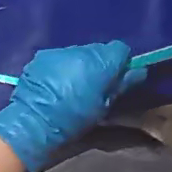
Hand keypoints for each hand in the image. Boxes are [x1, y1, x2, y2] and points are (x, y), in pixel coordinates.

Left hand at [0, 42, 145, 171]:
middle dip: (100, 63)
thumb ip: (122, 85)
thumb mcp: (103, 106)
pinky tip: (57, 83)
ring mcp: (58, 51)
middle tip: (95, 84)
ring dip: (80, 64)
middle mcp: (79, 51)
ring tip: (74, 85)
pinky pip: (60, 58)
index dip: (121, 62)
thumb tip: (138, 71)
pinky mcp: (42, 56)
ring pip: (79, 53)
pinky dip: (63, 67)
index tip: (117, 76)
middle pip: (98, 50)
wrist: (32, 122)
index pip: (120, 49)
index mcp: (99, 63)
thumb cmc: (73, 119)